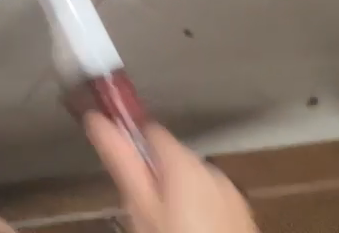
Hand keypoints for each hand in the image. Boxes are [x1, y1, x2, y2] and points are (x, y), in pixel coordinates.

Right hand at [84, 114, 257, 232]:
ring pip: (191, 181)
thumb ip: (119, 159)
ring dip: (175, 195)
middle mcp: (212, 170)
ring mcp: (233, 197)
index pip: (149, 132)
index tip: (123, 178)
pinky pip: (210, 202)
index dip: (132, 150)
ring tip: (164, 229)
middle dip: (154, 176)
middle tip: (141, 213)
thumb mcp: (139, 208)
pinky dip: (198, 212)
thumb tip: (95, 117)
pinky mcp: (244, 221)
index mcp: (185, 161)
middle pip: (171, 157)